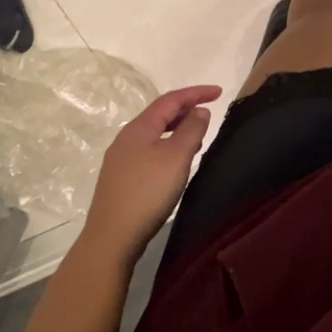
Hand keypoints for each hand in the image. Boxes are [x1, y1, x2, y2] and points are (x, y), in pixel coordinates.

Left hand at [79, 85, 220, 261]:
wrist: (111, 238)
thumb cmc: (148, 192)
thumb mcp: (177, 157)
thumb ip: (192, 129)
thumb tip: (200, 110)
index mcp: (139, 128)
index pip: (170, 100)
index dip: (196, 93)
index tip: (220, 92)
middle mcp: (126, 139)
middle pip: (159, 115)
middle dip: (186, 110)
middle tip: (209, 114)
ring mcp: (120, 160)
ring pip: (154, 134)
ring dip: (177, 130)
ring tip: (197, 137)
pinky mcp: (121, 179)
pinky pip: (149, 151)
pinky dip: (168, 147)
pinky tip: (176, 162)